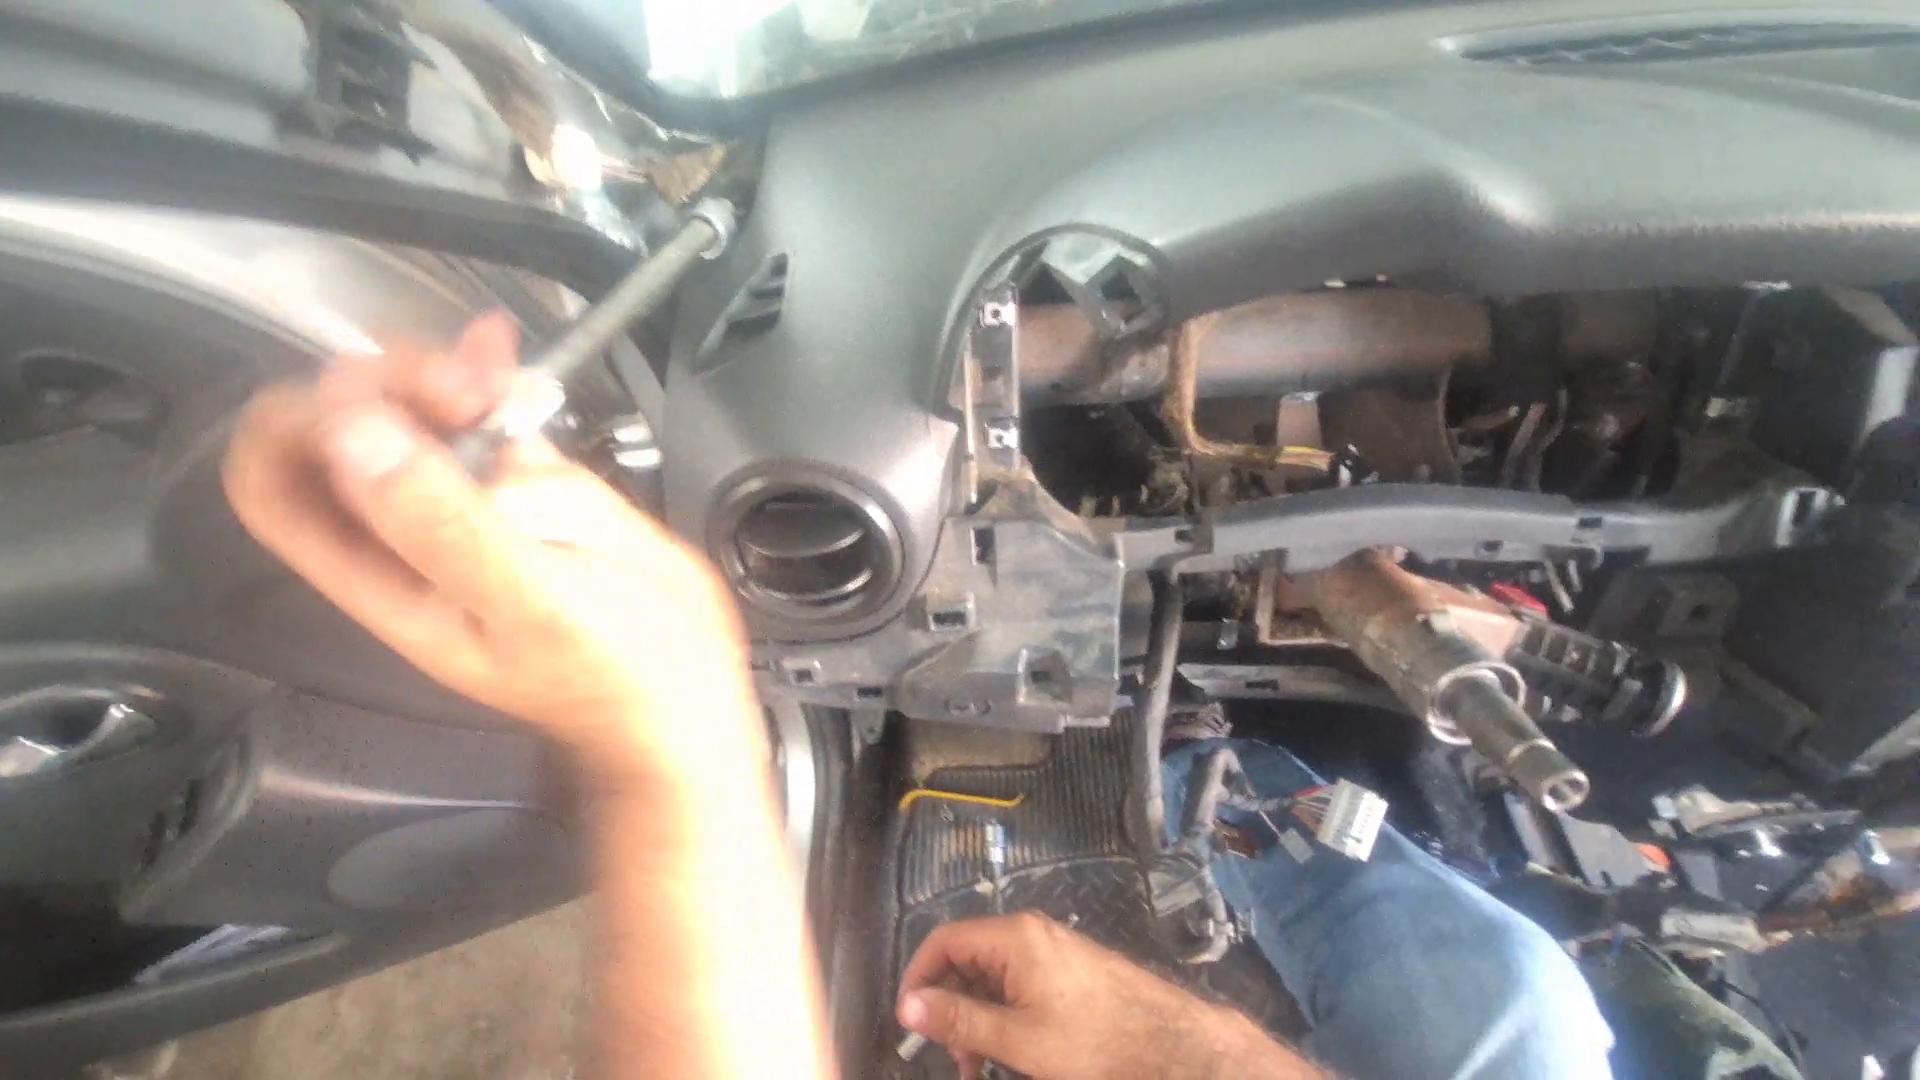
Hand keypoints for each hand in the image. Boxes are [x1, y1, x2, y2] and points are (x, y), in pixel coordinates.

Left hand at [222, 313, 761, 782]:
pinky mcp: (540, 498)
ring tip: (497, 367)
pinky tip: (505, 350)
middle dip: (394, 391)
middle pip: (356, 437)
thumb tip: (355, 436)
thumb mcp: (534, 603)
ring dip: (447, 379)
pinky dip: (495, 382)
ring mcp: (484, 513)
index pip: (286, 490)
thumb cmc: (618, 667)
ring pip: (429, 422)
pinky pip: (499, 428)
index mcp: (392, 579)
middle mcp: (422, 539)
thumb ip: (448, 526)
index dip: (301, 426)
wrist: (690, 684)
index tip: (373, 396)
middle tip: (462, 384)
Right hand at [897, 914, 1320, 1079]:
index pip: (945, 940)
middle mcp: (1028, 931)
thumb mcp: (1019, 1038)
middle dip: (951, 1006)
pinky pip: (1017, 981)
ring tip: (982, 1066)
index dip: (919, 978)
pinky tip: (1010, 1049)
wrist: (1168, 1043)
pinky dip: (1003, 1013)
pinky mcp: (1064, 968)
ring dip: (976, 1016)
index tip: (910, 1024)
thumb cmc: (1091, 1039)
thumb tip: (907, 1005)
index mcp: (1013, 936)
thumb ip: (960, 1019)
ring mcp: (1049, 948)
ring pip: (991, 974)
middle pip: (967, 957)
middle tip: (957, 1060)